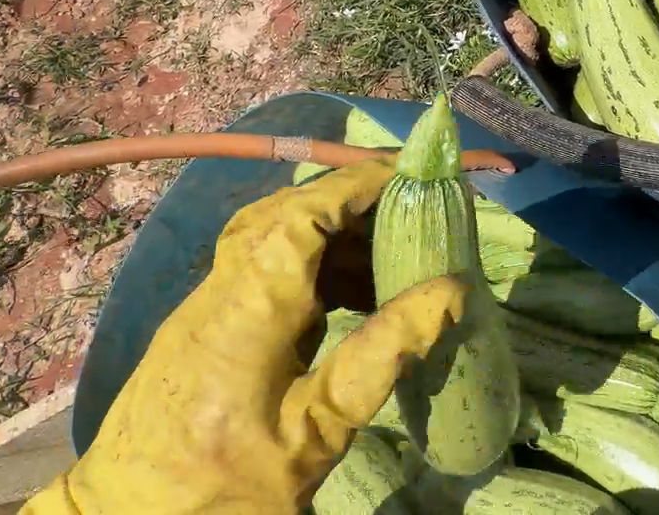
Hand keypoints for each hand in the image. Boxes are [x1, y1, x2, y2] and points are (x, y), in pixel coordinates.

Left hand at [21, 160, 467, 514]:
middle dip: (349, 198)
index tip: (411, 176)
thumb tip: (453, 290)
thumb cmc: (222, 490)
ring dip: (333, 229)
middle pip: (282, 214)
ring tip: (392, 247)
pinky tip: (354, 291)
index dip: (355, 185)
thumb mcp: (316, 433)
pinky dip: (316, 260)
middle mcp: (218, 296)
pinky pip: (266, 267)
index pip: (298, 216)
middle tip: (409, 204)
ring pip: (271, 237)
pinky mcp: (207, 329)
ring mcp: (206, 310)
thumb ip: (382, 356)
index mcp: (244, 313)